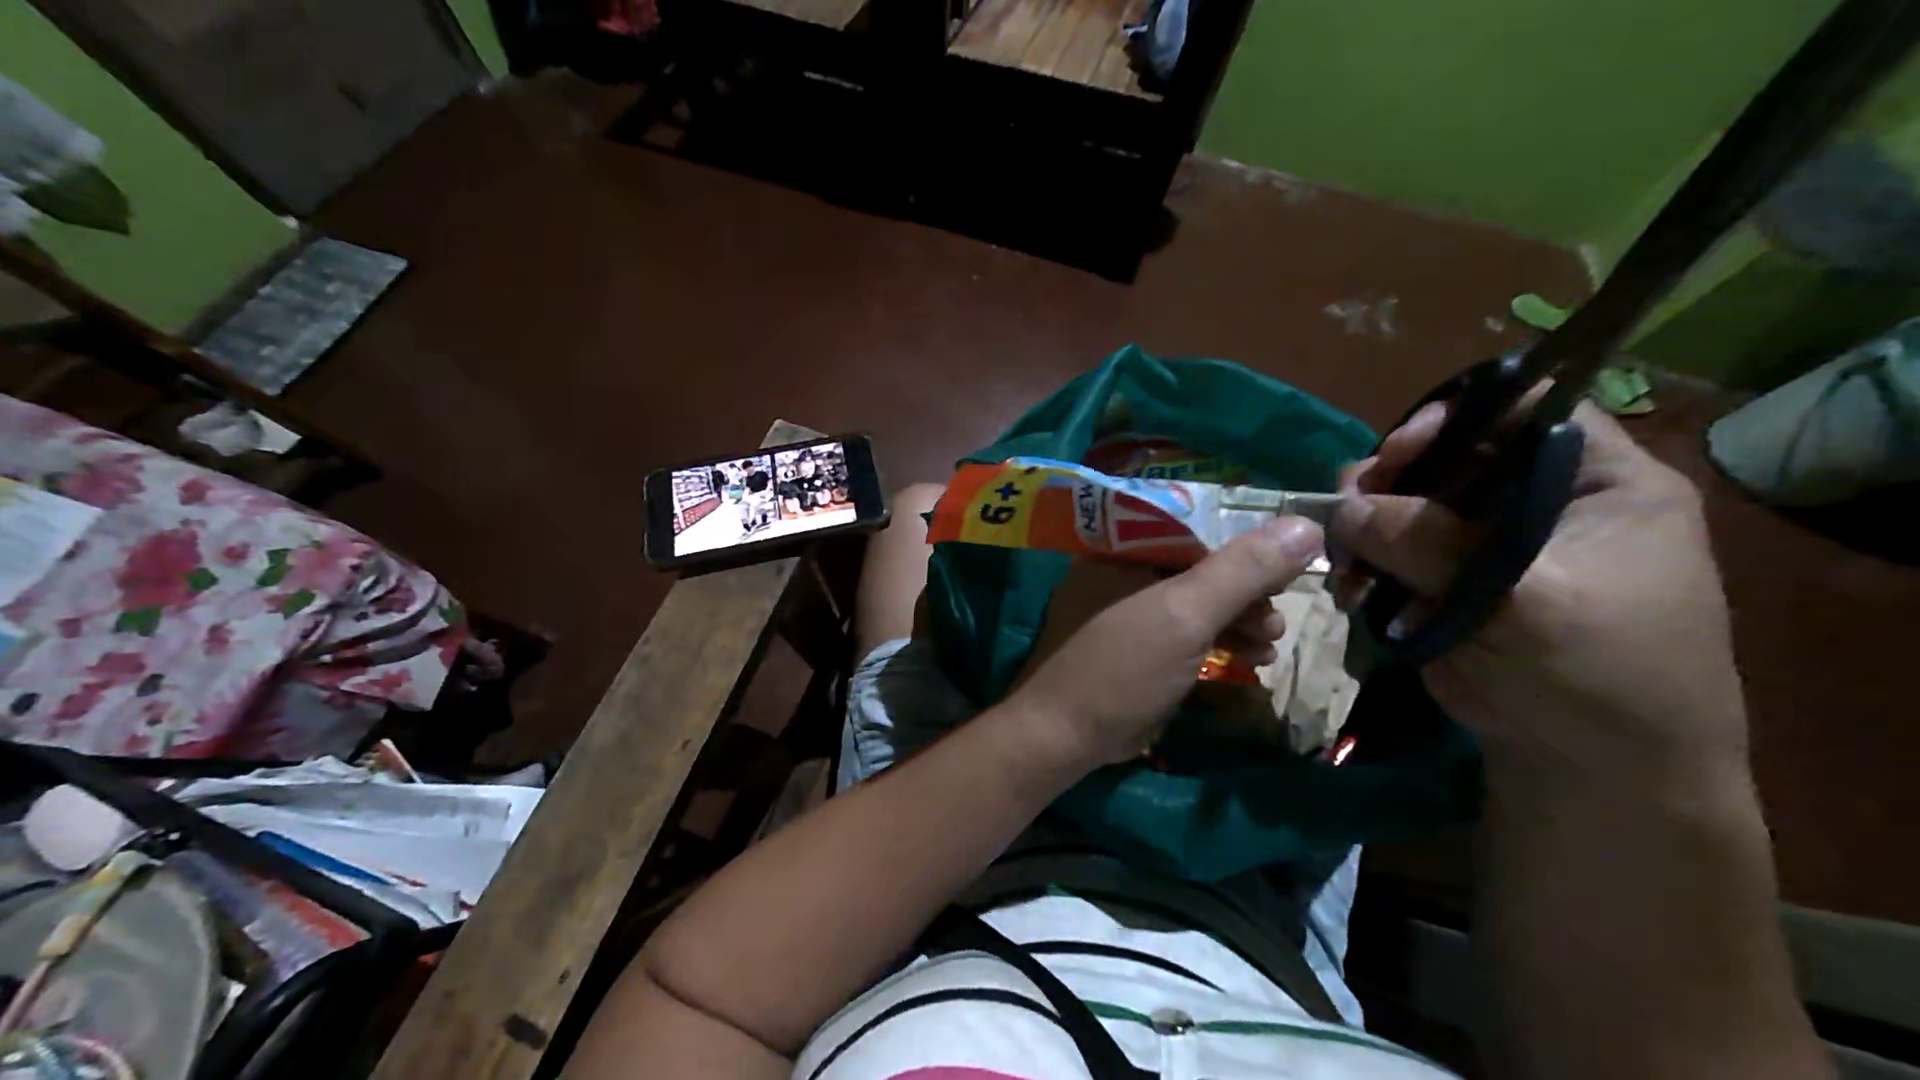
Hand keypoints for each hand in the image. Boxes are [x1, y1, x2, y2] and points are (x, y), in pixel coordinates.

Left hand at [1008, 517, 1322, 766]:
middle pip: (1200, 564)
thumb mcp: (1185, 614)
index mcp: (1119, 547)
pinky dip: (1221, 639)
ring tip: (1270, 642)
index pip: (1193, 524)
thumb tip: (1306, 525)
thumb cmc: (1121, 667)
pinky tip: (1255, 657)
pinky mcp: (1138, 643)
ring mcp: (1128, 608)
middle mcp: (1122, 569)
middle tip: (1276, 617)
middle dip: (1246, 590)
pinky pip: (1188, 629)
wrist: (1064, 738)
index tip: (1290, 561)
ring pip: (1198, 600)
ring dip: (1241, 618)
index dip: (1244, 540)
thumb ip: (1244, 570)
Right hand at [1331, 401, 1749, 784]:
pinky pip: (1393, 553)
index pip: (1529, 410)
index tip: (1399, 451)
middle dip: (1394, 478)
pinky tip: (1355, 591)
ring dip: (1368, 527)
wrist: (1591, 770)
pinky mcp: (1448, 582)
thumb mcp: (1526, 601)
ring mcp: (1488, 544)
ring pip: (1411, 506)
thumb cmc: (1596, 676)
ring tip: (1344, 559)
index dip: (1461, 416)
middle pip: (1452, 456)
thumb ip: (1431, 544)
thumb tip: (1344, 509)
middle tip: (1349, 505)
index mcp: (1597, 484)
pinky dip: (1366, 565)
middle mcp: (1540, 502)